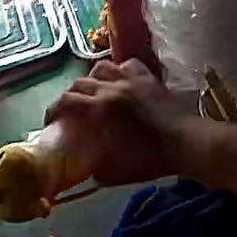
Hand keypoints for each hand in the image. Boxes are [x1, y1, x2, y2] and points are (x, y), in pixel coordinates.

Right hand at [44, 58, 199, 186]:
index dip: (53, 110)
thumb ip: (95, 166)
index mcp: (101, 108)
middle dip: (70, 95)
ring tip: (94, 90)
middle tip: (71, 108)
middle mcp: (113, 87)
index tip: (51, 121)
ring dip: (93, 78)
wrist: (185, 142)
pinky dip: (120, 70)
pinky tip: (120, 80)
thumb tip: (87, 167)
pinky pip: (129, 64)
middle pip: (80, 83)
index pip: (66, 101)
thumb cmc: (151, 159)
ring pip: (103, 67)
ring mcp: (133, 80)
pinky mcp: (149, 78)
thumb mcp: (115, 171)